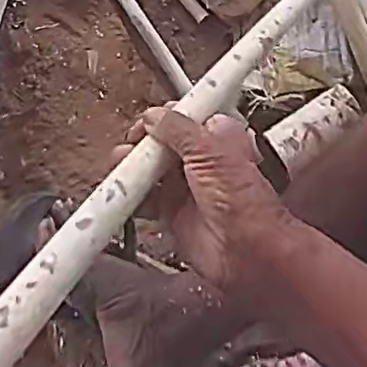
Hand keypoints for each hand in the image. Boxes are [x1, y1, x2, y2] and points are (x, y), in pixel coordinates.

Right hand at [118, 107, 286, 294]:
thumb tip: (155, 115)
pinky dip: (130, 196)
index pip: (184, 117)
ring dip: (132, 168)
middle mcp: (201, 158)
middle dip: (142, 143)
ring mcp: (186, 185)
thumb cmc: (244, 200)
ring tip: (120, 168)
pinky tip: (123, 193)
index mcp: (217, 135)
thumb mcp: (209, 151)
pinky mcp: (173, 212)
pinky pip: (145, 199)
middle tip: (130, 148)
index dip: (163, 117)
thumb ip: (178, 130)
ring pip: (150, 169)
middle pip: (162, 142)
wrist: (246, 250)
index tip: (145, 121)